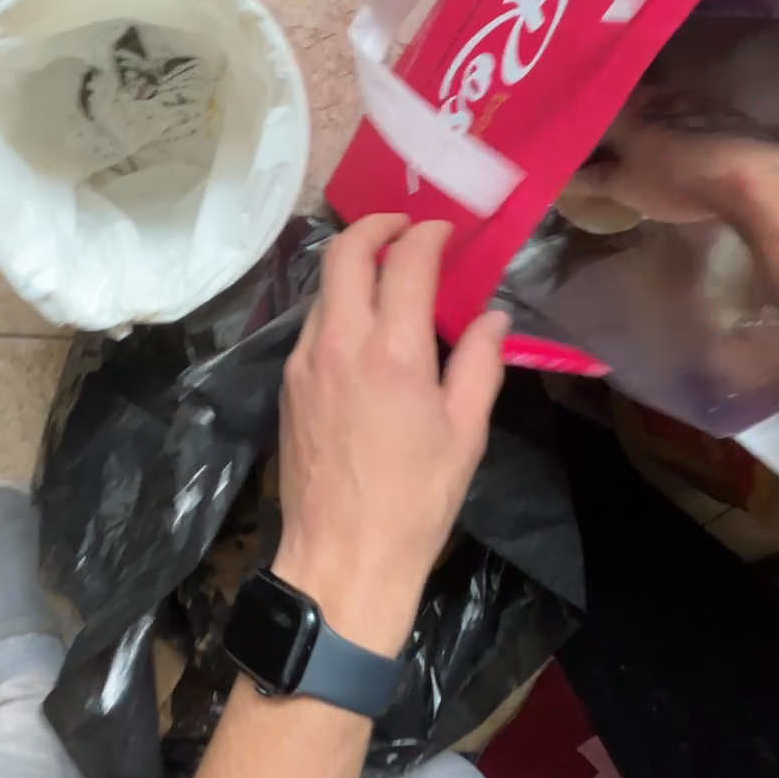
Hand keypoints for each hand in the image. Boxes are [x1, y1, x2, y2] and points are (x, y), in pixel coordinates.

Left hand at [273, 215, 510, 655]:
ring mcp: (304, 360)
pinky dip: (338, 305)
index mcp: (393, 351)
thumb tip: (491, 315)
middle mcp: (338, 342)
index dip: (428, 234)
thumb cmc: (415, 499)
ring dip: (353, 267)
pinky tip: (363, 326)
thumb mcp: (465, 433)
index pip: (405, 261)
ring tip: (388, 275)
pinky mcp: (288, 382)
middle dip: (375, 225)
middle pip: (344, 253)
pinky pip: (312, 324)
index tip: (445, 230)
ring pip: (323, 287)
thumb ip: (480, 363)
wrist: (341, 552)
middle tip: (405, 227)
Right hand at [567, 108, 778, 224]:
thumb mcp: (623, 188)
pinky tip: (669, 146)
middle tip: (594, 144)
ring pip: (656, 108)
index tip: (562, 141)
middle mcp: (658, 93)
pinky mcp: (725, 113)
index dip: (574, 128)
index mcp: (626, 107)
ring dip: (642, 123)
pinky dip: (670, 128)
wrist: (754, 178)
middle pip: (623, 105)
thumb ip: (589, 180)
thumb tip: (557, 179)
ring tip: (630, 145)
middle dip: (607, 122)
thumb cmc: (675, 180)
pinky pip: (684, 115)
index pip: (589, 111)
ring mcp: (695, 99)